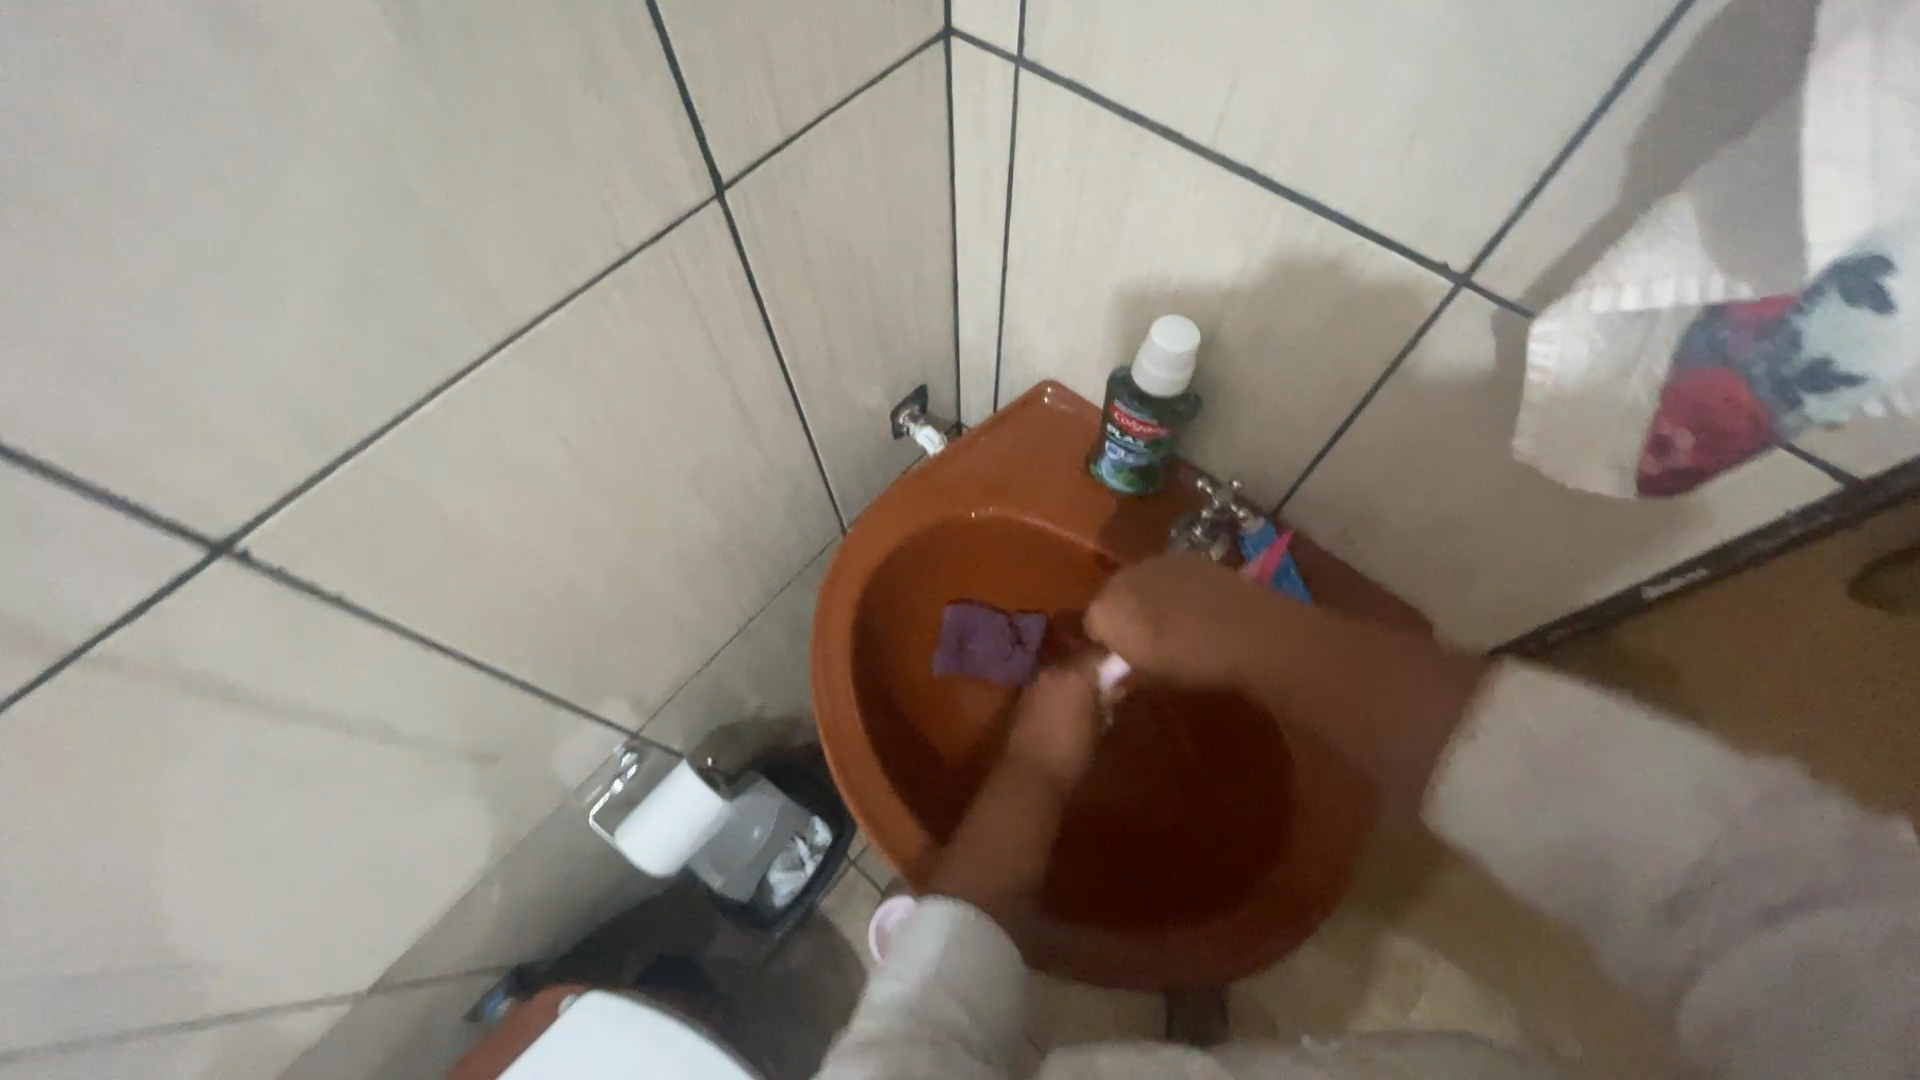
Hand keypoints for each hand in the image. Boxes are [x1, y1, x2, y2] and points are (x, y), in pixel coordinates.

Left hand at [1001, 664, 1101, 796]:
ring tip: (1084, 702)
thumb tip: (1114, 688)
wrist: (1029, 774)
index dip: (1110, 660)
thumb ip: (1106, 702)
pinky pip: (1046, 687)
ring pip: (1059, 673)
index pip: (1098, 652)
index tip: (1120, 670)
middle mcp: (1053, 670)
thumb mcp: (1098, 727)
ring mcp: (1034, 683)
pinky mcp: (1022, 698)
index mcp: (1076, 673)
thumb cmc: (1073, 752)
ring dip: (1071, 682)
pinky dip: (1056, 693)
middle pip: (1076, 660)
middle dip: (1089, 671)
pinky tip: (1064, 711)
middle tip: (1103, 688)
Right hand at [1085, 553, 1286, 687]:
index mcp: (1104, 612)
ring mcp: (1153, 563)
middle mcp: (1121, 580)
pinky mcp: (1184, 556)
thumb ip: (1124, 671)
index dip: (1106, 643)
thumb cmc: (1191, 663)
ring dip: (1147, 599)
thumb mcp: (1151, 678)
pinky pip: (1166, 574)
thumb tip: (1115, 672)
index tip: (1123, 658)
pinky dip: (1172, 587)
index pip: (1091, 625)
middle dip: (1122, 615)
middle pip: (1111, 597)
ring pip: (1138, 583)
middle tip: (1146, 640)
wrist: (1248, 631)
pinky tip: (1195, 606)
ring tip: (1173, 622)